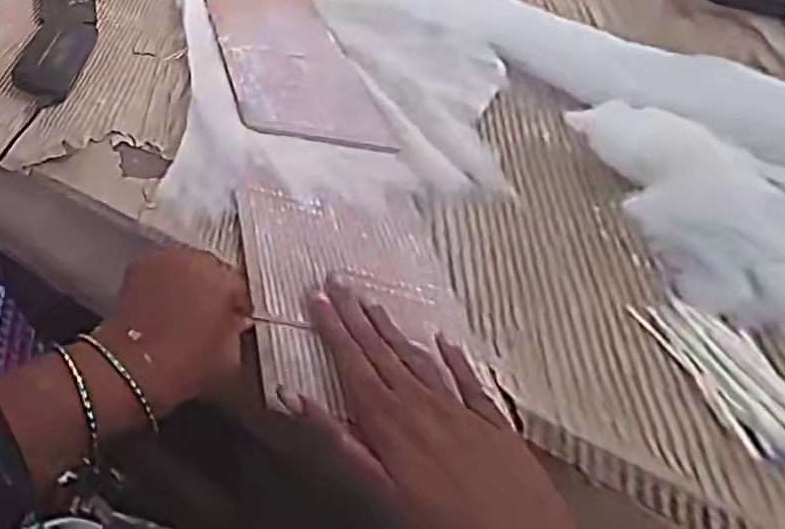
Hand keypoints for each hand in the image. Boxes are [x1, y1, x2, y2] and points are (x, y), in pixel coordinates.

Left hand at [91, 244, 250, 414]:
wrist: (138, 362)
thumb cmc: (190, 362)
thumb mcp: (231, 355)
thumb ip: (237, 328)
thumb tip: (235, 318)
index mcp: (221, 281)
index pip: (238, 282)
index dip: (237, 301)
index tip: (234, 316)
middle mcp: (191, 261)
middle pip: (208, 266)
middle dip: (211, 284)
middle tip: (208, 308)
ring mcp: (161, 259)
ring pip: (182, 262)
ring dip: (185, 277)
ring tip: (182, 303)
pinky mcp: (137, 265)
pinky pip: (158, 267)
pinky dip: (162, 278)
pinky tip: (161, 300)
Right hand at [290, 280, 571, 528]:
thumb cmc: (443, 521)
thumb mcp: (378, 485)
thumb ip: (334, 436)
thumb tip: (287, 393)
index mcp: (385, 415)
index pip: (350, 358)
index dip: (331, 325)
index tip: (316, 296)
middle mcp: (418, 403)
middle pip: (378, 349)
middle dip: (354, 313)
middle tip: (338, 280)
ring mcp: (459, 412)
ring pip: (416, 358)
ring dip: (391, 328)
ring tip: (372, 302)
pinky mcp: (497, 428)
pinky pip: (471, 384)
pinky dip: (456, 359)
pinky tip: (444, 341)